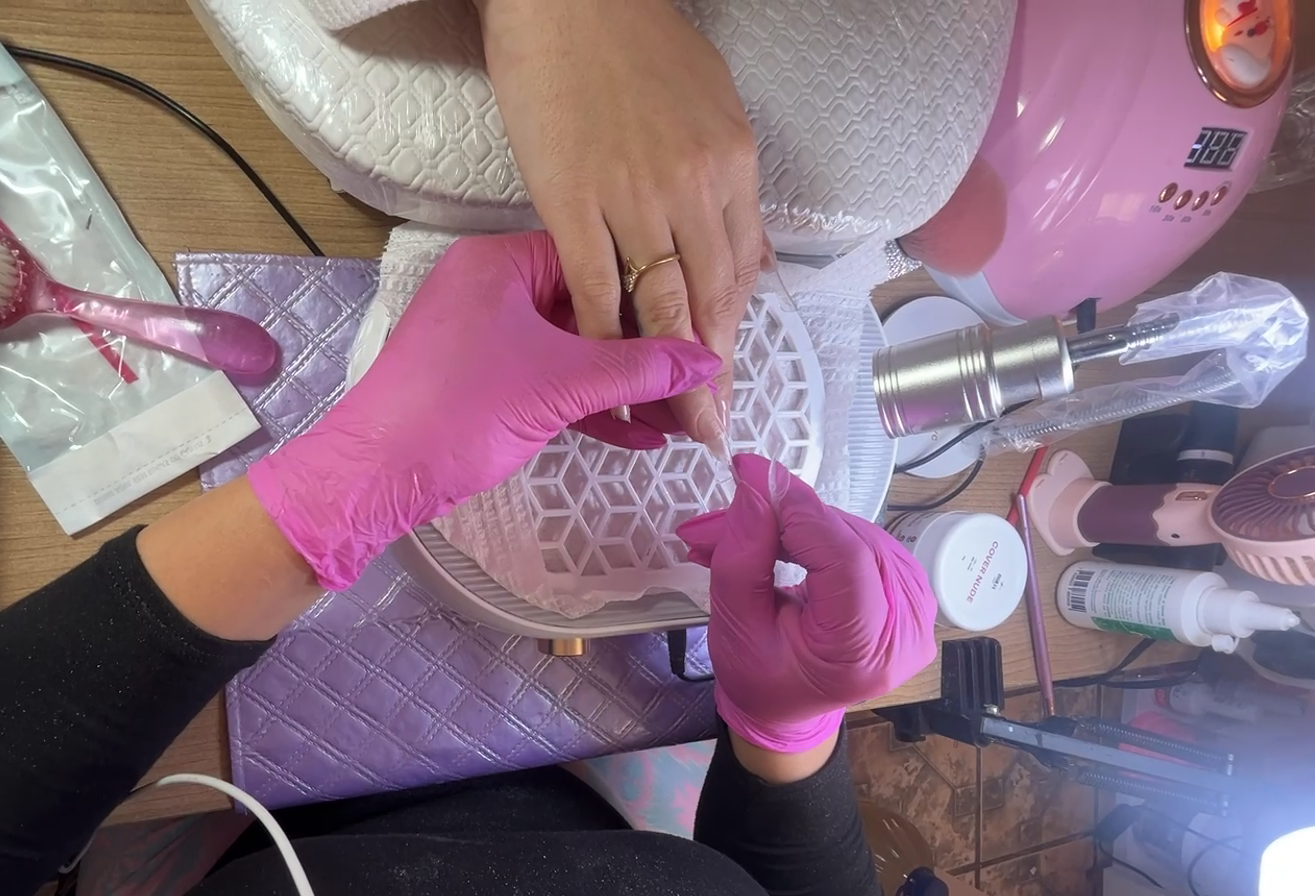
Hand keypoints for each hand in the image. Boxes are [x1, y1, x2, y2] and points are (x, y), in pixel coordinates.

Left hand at [250, 232, 721, 589]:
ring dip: (622, 390)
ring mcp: (490, 339)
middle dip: (642, 355)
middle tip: (695, 380)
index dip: (650, 290)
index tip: (699, 321)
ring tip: (680, 417)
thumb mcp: (557, 385)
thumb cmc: (460, 410)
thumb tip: (707, 361)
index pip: (594, 257)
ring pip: (573, 355)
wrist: (379, 475)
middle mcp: (495, 290)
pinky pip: (552, 385)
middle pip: (589, 311)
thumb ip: (636, 369)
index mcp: (501, 263)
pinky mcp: (489, 384)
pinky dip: (590, 409)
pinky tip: (640, 436)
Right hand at [478, 0, 760, 450]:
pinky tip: (612, 385)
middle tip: (712, 429)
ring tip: (678, 425)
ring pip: (663, 304)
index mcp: (731, 161)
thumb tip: (730, 249)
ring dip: (672, 373)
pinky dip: (608, 346)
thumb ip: (722, 183)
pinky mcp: (574, 205)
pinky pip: (600, 290)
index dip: (733, 334)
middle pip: (711, 299)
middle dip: (713, 373)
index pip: (740, 269)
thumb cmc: (634, 46)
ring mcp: (634, 198)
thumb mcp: (707, 104)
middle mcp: (694, 185)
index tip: (725, 378)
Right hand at [677, 455, 937, 753]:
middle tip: (735, 503)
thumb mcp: (733, 623)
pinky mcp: (913, 593)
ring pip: (859, 534)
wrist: (784, 708)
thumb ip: (743, 556)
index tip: (751, 474)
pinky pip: (865, 542)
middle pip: (853, 541)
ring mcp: (919, 612)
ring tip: (750, 525)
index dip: (799, 511)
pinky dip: (820, 531)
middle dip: (789, 515)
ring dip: (801, 521)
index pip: (844, 561)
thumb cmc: (755, 675)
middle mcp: (908, 631)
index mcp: (862, 654)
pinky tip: (785, 535)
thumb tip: (756, 485)